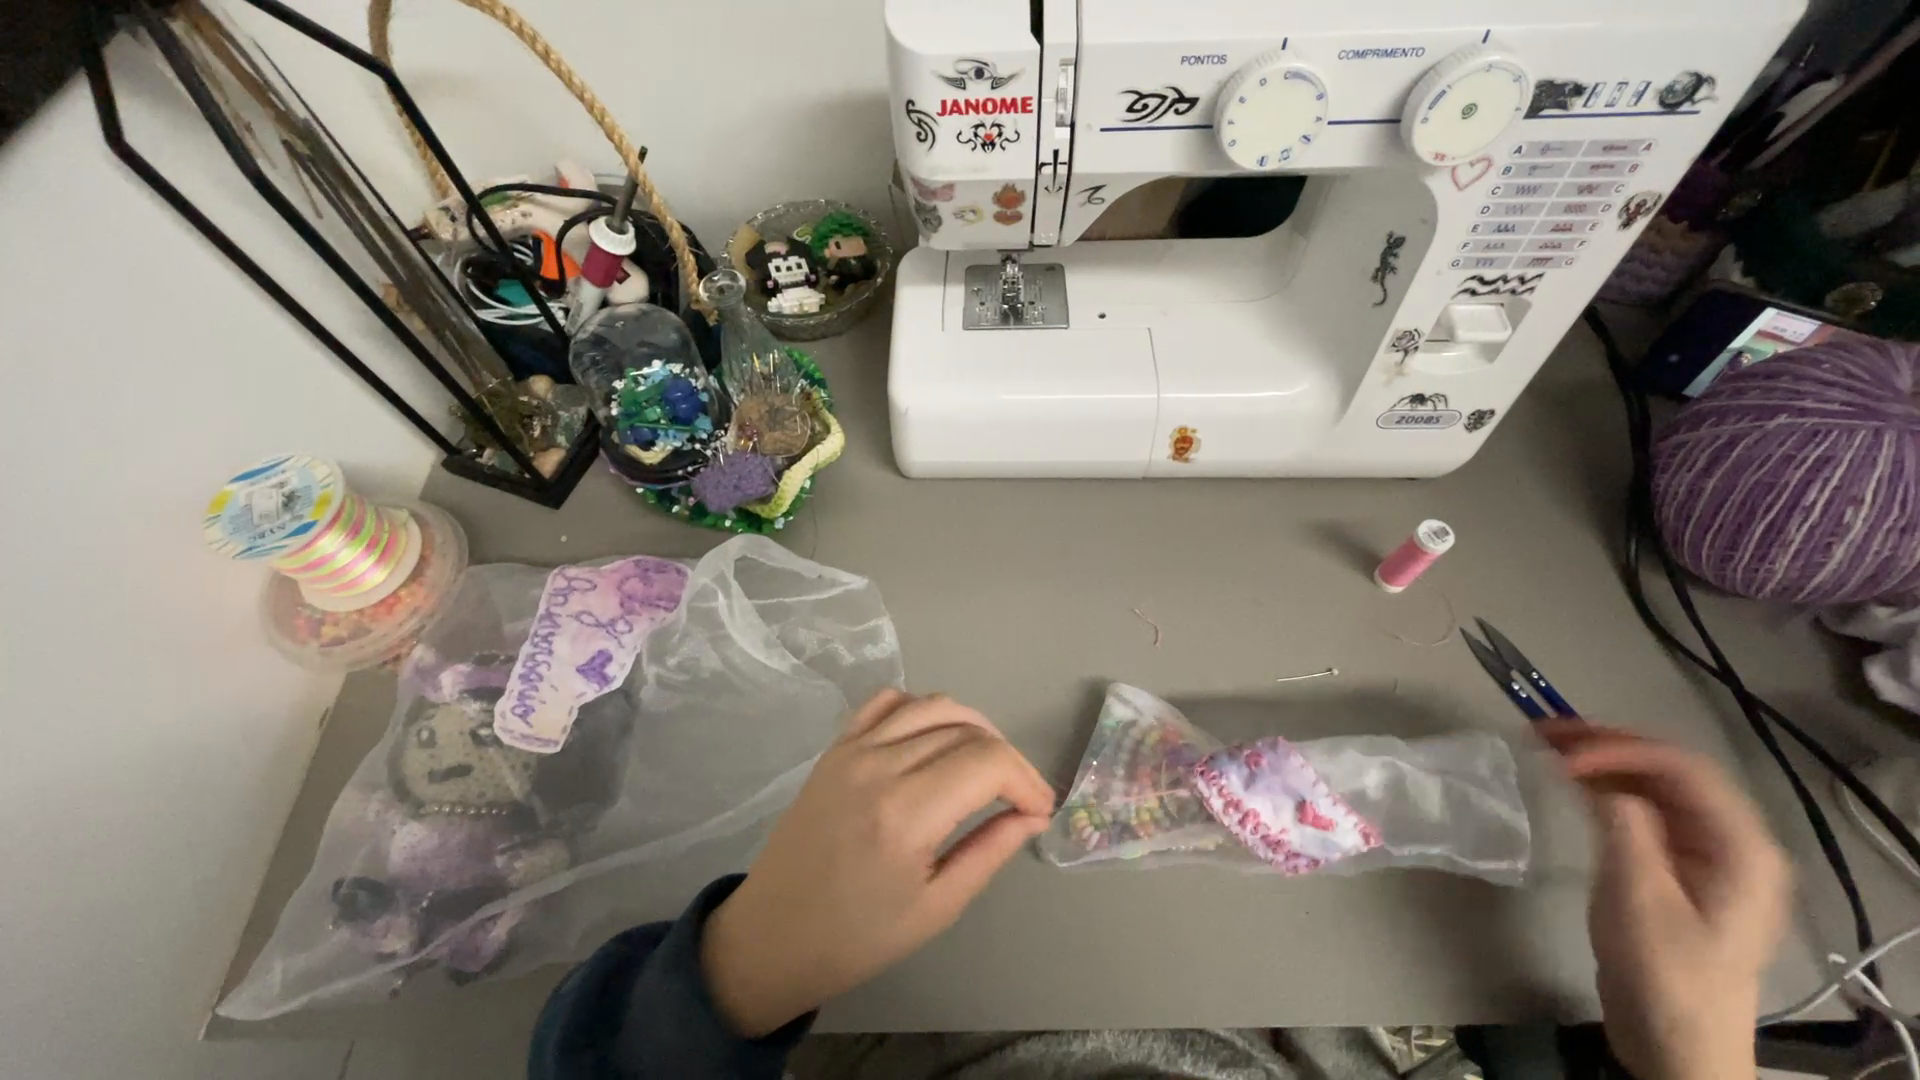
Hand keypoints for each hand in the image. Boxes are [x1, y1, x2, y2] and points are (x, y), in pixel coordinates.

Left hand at [701, 689, 1054, 1036]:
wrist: (773, 935)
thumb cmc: (857, 938)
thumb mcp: (937, 907)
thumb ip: (990, 851)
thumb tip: (1033, 815)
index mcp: (905, 814)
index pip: (988, 762)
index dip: (1026, 779)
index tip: (1039, 809)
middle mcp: (878, 766)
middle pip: (966, 730)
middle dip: (1007, 760)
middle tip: (1019, 798)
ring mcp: (852, 750)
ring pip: (932, 706)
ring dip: (973, 726)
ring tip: (986, 766)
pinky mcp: (835, 748)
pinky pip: (886, 702)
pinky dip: (922, 709)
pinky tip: (934, 739)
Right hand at [1542, 722, 1789, 1079]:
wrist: (1673, 1039)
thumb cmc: (1664, 971)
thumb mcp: (1640, 897)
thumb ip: (1627, 828)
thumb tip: (1600, 778)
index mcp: (1740, 847)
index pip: (1683, 769)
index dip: (1621, 748)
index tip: (1562, 752)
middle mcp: (1728, 839)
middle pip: (1668, 769)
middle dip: (1606, 743)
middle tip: (1543, 728)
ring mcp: (1701, 852)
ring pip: (1650, 785)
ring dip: (1599, 759)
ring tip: (1544, 742)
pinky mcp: (1672, 864)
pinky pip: (1639, 809)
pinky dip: (1601, 787)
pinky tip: (1565, 778)